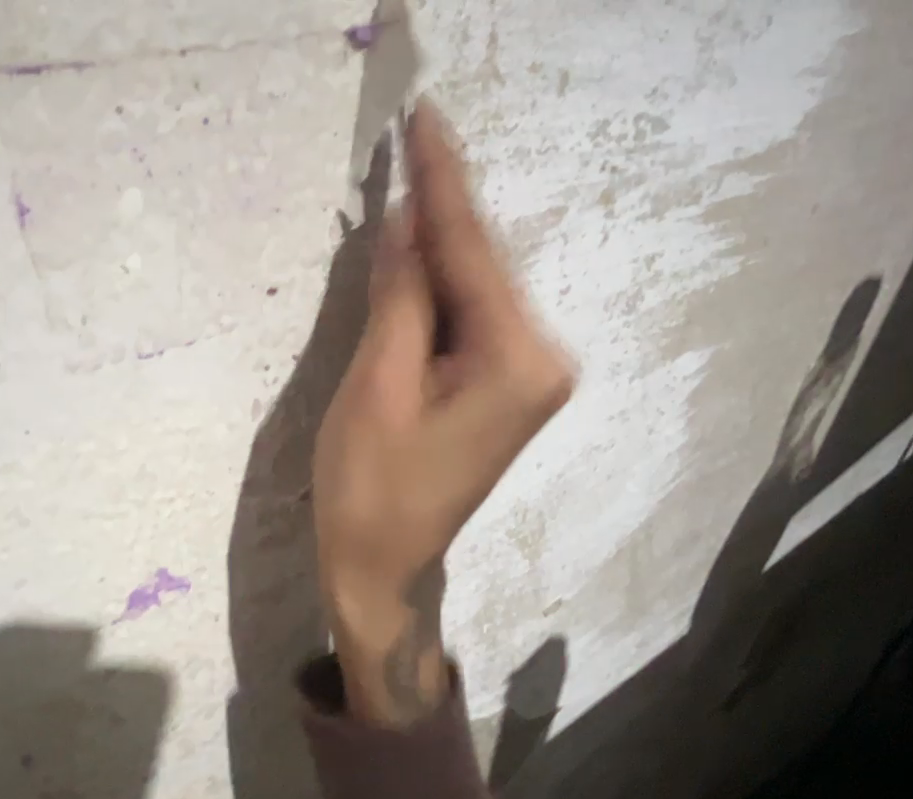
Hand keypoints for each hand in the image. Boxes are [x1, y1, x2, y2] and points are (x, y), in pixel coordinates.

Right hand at [313, 100, 575, 727]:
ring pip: (475, 290)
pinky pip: (471, 320)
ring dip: (437, 246)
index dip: (442, 184)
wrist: (383, 566)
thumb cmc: (369, 490)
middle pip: (481, 267)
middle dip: (441, 210)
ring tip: (408, 181)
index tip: (425, 117)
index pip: (472, 252)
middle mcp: (543, 360)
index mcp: (518, 360)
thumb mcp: (375, 386)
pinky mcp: (507, 389)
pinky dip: (441, 289)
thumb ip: (399, 298)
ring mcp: (530, 377)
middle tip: (412, 138)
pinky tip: (418, 252)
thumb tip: (405, 220)